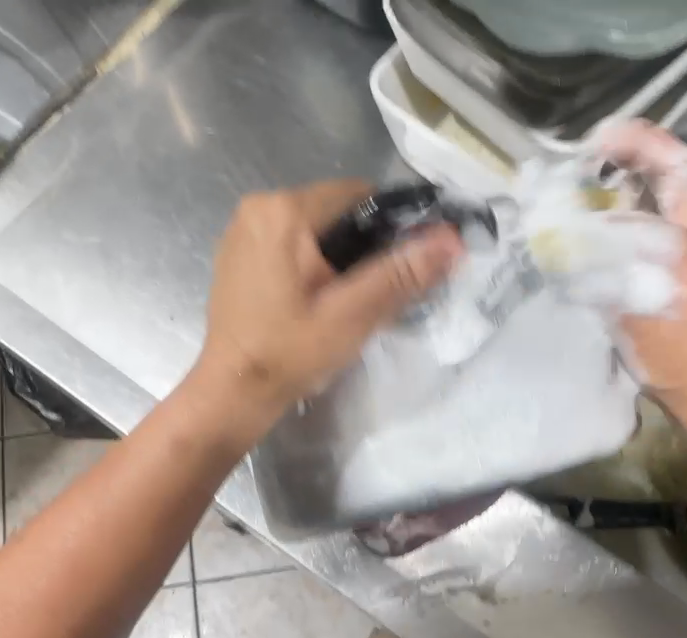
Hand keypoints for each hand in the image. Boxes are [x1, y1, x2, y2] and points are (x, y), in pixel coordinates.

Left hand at [196, 180, 461, 422]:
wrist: (233, 391)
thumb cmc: (290, 353)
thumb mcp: (353, 315)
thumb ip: (402, 273)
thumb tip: (453, 240)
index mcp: (284, 210)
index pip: (359, 195)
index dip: (390, 228)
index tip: (402, 267)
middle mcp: (257, 207)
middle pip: (335, 212)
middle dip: (361, 247)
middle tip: (371, 295)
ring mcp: (241, 231)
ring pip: (313, 230)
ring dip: (336, 259)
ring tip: (343, 303)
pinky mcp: (236, 256)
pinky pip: (288, 247)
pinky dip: (308, 266)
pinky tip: (312, 304)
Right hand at [600, 121, 686, 425]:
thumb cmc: (670, 366)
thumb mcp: (629, 323)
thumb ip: (603, 276)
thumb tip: (566, 238)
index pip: (666, 191)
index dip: (634, 160)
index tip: (599, 142)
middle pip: (682, 175)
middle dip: (645, 148)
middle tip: (602, 139)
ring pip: (672, 198)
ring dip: (638, 176)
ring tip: (595, 172)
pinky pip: (665, 223)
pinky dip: (636, 208)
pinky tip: (606, 212)